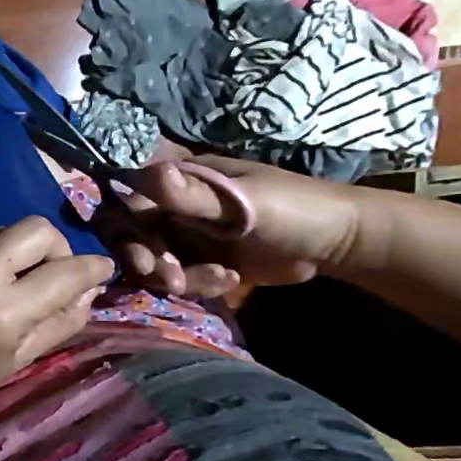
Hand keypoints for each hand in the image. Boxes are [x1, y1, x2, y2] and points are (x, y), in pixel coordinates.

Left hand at [0, 216, 112, 415]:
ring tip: (14, 277)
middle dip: (57, 247)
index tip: (103, 267)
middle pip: (37, 228)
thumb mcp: (22, 358)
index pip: (64, 273)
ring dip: (20, 249)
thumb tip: (91, 287)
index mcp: (3, 312)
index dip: (92, 267)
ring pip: (4, 228)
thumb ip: (63, 321)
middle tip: (54, 271)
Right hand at [103, 155, 363, 295]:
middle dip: (151, 262)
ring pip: (156, 264)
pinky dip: (202, 285)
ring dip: (181, 277)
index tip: (146, 260)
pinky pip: (182, 280)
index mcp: (182, 180)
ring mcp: (188, 236)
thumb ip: (196, 196)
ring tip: (223, 279)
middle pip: (135, 237)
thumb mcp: (246, 202)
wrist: (333, 243)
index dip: (126, 231)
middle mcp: (176, 206)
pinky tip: (233, 280)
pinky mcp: (201, 263)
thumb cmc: (294, 209)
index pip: (130, 201)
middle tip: (174, 281)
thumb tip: (152, 174)